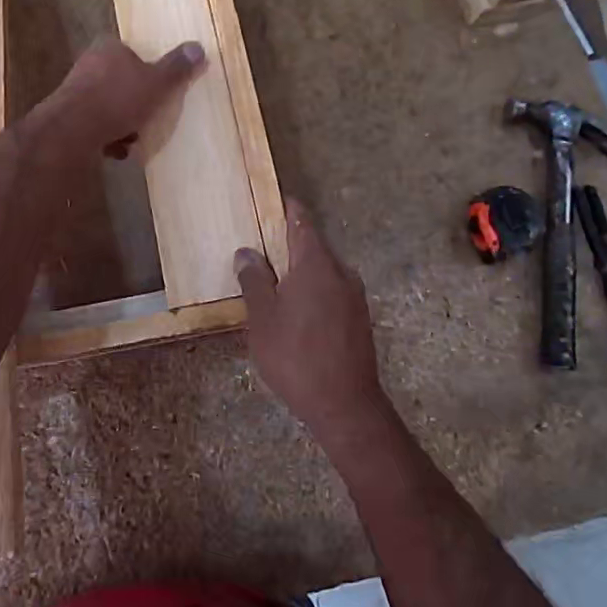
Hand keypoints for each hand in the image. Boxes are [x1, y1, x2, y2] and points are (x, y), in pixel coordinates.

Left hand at [44, 38, 205, 154]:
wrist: (72, 131)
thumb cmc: (119, 100)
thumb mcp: (158, 83)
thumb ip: (177, 68)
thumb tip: (198, 47)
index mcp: (109, 49)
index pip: (132, 54)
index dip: (148, 73)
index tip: (158, 92)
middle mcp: (88, 65)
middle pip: (121, 83)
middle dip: (136, 104)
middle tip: (148, 119)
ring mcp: (74, 92)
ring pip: (108, 106)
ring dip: (122, 124)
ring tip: (131, 139)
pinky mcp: (66, 118)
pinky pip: (94, 126)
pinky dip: (107, 137)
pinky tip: (115, 150)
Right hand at [235, 200, 385, 433]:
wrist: (345, 404)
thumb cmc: (296, 357)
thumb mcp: (263, 319)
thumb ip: (255, 281)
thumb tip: (247, 252)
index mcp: (315, 264)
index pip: (301, 221)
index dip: (286, 208)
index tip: (271, 201)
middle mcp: (340, 271)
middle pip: (312, 246)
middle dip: (288, 245)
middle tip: (260, 251)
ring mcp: (354, 295)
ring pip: (323, 271)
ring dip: (300, 271)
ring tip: (274, 285)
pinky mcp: (359, 317)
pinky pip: (332, 291)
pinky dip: (313, 291)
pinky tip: (297, 312)